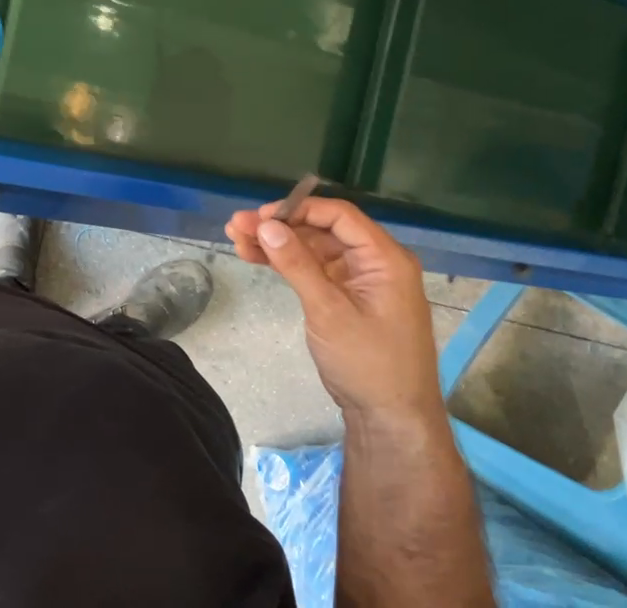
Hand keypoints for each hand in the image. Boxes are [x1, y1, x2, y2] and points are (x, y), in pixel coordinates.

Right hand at [225, 197, 443, 425]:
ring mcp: (360, 281)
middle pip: (321, 230)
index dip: (297, 210)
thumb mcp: (328, 310)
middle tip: (236, 227)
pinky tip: (255, 258)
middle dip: (278, 227)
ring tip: (236, 240)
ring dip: (276, 244)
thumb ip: (297, 264)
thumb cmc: (367, 362)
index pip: (339, 217)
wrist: (391, 416)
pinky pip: (313, 269)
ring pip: (312, 249)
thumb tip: (266, 225)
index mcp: (385, 260)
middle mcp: (375, 263)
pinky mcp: (347, 297)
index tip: (259, 217)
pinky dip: (285, 263)